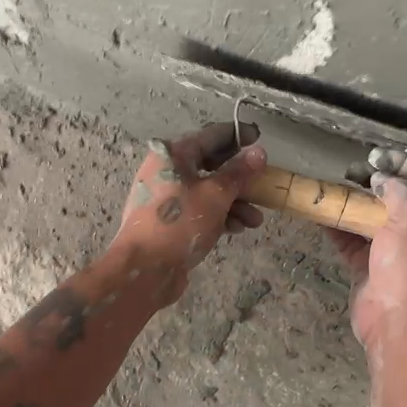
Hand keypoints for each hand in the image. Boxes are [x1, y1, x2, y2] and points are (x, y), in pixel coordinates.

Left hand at [111, 121, 266, 305]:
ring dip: (234, 202)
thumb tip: (259, 152)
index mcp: (173, 155)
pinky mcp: (170, 222)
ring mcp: (167, 199)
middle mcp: (167, 172)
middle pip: (210, 165)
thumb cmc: (179, 225)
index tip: (258, 137)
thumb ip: (238, 172)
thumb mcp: (215, 195)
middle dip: (239, 178)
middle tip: (262, 184)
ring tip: (255, 219)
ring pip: (207, 192)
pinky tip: (237, 229)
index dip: (236, 135)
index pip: (210, 135)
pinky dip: (219, 216)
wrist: (144, 271)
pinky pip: (199, 211)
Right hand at [327, 147, 406, 348]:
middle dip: (375, 177)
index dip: (406, 162)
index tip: (379, 160)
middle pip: (397, 192)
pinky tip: (319, 212)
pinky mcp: (366, 264)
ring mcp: (390, 247)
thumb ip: (398, 192)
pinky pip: (349, 239)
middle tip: (355, 170)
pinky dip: (335, 225)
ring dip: (353, 199)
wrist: (396, 323)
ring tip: (335, 186)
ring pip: (370, 213)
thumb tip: (381, 177)